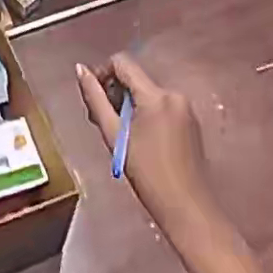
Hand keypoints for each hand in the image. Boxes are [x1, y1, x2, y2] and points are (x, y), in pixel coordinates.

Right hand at [77, 54, 219, 235]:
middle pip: (134, 78)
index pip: (122, 62)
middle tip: (102, 121)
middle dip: (115, 93)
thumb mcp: (114, 135)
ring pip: (146, 92)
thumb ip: (95, 98)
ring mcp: (185, 108)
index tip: (94, 97)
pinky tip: (140, 140)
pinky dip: (145, 114)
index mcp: (155, 96)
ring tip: (120, 134)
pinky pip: (160, 105)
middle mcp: (173, 94)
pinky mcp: (190, 122)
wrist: (188, 210)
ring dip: (129, 105)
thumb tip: (81, 69)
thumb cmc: (147, 174)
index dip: (102, 72)